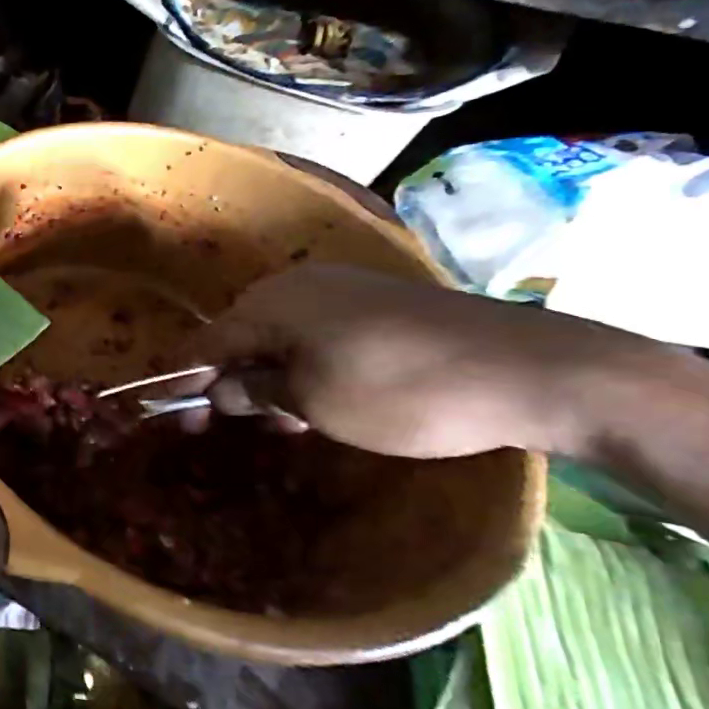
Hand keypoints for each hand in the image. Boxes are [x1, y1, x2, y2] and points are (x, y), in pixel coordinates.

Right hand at [186, 263, 642, 458]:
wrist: (537, 371)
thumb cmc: (403, 391)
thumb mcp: (315, 403)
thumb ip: (253, 392)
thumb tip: (219, 390)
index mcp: (268, 304)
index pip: (203, 343)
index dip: (182, 381)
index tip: (171, 416)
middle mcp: (294, 285)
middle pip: (238, 335)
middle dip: (227, 379)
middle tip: (226, 423)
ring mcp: (339, 287)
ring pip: (278, 334)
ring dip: (267, 374)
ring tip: (277, 418)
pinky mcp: (376, 300)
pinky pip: (315, 330)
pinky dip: (302, 362)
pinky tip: (317, 394)